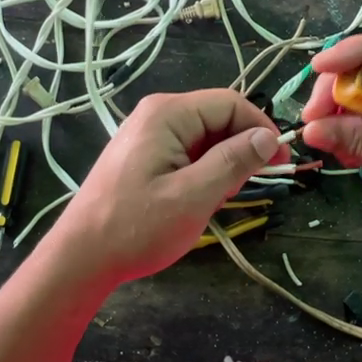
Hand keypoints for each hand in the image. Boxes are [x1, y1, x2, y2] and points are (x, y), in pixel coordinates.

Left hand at [45, 89, 285, 287]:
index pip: (230, 103)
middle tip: (247, 187)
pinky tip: (198, 200)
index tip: (281, 161)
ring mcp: (147, 134)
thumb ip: (233, 162)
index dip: (260, 128)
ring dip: (221, 164)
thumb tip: (267, 136)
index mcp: (167, 113)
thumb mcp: (193, 196)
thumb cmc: (136, 227)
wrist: (80, 258)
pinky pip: (187, 151)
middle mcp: (157, 114)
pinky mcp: (143, 154)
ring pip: (205, 137)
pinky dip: (202, 172)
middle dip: (240, 148)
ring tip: (215, 200)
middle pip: (217, 117)